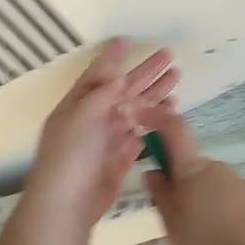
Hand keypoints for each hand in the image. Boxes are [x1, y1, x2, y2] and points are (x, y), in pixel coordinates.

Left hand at [28, 38, 176, 231]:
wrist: (67, 203)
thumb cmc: (70, 154)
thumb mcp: (82, 115)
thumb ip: (102, 93)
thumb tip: (119, 75)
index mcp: (77, 105)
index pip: (98, 74)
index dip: (112, 57)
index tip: (129, 40)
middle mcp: (93, 118)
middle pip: (123, 89)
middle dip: (146, 72)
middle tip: (169, 55)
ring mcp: (108, 139)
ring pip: (136, 110)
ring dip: (155, 93)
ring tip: (176, 78)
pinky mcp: (121, 158)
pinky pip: (141, 133)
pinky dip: (156, 121)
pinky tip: (171, 110)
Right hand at [140, 102, 244, 244]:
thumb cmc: (212, 243)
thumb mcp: (174, 226)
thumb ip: (161, 197)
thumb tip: (153, 171)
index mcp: (191, 169)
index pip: (173, 129)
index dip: (156, 117)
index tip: (139, 115)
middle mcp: (214, 167)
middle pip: (186, 164)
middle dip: (172, 184)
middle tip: (168, 221)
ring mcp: (233, 181)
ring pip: (201, 184)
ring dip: (191, 203)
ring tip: (193, 241)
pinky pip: (218, 197)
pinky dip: (209, 213)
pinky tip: (213, 241)